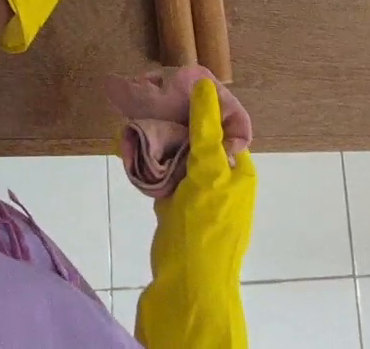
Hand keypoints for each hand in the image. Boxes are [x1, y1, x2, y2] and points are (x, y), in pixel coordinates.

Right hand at [135, 78, 255, 348]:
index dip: (198, 105)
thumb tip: (205, 84)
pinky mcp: (176, 206)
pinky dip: (148, 162)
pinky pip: (162, 173)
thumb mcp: (207, 171)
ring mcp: (198, 194)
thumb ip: (205, 128)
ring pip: (175, 154)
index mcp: (238, 171)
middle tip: (145, 104)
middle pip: (195, 137)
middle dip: (170, 121)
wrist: (186, 285)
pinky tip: (131, 152)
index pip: (220, 125)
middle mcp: (221, 179)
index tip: (170, 87)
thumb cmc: (203, 227)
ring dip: (155, 141)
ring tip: (133, 126)